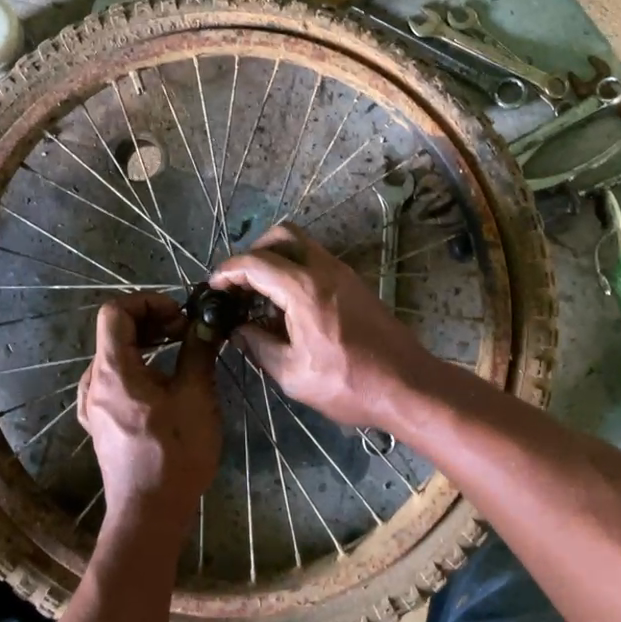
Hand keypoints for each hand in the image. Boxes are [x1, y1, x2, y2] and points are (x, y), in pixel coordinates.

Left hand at [76, 293, 221, 532]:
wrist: (149, 515)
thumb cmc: (174, 453)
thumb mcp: (196, 396)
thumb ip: (198, 351)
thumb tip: (206, 323)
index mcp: (112, 370)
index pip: (115, 311)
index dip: (148, 302)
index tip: (179, 316)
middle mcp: (93, 383)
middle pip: (114, 332)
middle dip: (151, 322)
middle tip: (184, 333)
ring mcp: (92, 406)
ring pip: (114, 356)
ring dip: (145, 345)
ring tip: (179, 355)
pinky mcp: (100, 425)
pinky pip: (114, 380)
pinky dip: (137, 369)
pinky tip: (162, 385)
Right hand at [210, 224, 435, 429]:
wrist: (407, 385)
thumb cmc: (348, 384)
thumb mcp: (293, 374)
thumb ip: (259, 346)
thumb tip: (238, 331)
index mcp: (304, 289)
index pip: (255, 264)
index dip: (228, 271)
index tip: (212, 286)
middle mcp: (323, 269)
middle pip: (281, 236)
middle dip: (253, 252)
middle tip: (239, 284)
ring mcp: (342, 273)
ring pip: (301, 244)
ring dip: (276, 259)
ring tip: (259, 296)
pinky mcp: (354, 284)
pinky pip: (316, 261)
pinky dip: (294, 270)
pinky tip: (287, 306)